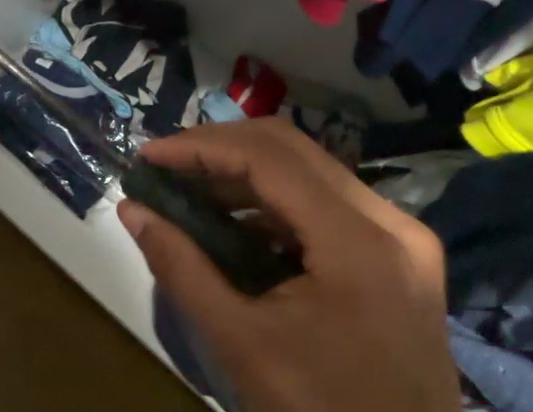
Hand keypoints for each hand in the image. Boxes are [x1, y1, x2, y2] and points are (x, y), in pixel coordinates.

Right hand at [118, 120, 458, 411]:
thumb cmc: (321, 409)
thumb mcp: (240, 342)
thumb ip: (181, 267)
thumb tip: (131, 209)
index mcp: (359, 242)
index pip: (268, 158)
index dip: (199, 147)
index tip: (146, 157)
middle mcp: (390, 222)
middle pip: (289, 148)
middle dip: (216, 148)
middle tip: (164, 166)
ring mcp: (401, 236)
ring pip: (307, 167)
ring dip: (241, 169)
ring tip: (188, 192)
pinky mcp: (398, 253)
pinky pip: (325, 197)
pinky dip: (271, 196)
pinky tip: (234, 222)